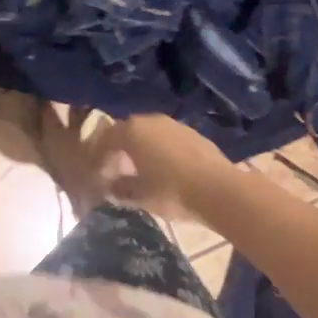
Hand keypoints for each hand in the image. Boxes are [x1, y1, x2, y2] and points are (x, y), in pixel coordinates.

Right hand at [100, 114, 231, 216]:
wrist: (220, 189)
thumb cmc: (171, 191)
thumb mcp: (141, 196)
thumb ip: (121, 189)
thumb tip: (111, 187)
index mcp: (131, 132)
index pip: (106, 140)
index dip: (100, 158)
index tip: (98, 176)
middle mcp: (150, 120)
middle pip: (128, 132)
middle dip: (120, 150)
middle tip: (118, 170)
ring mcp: (174, 125)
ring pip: (150, 134)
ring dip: (142, 149)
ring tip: (143, 171)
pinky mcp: (194, 134)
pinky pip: (169, 140)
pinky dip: (162, 151)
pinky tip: (167, 170)